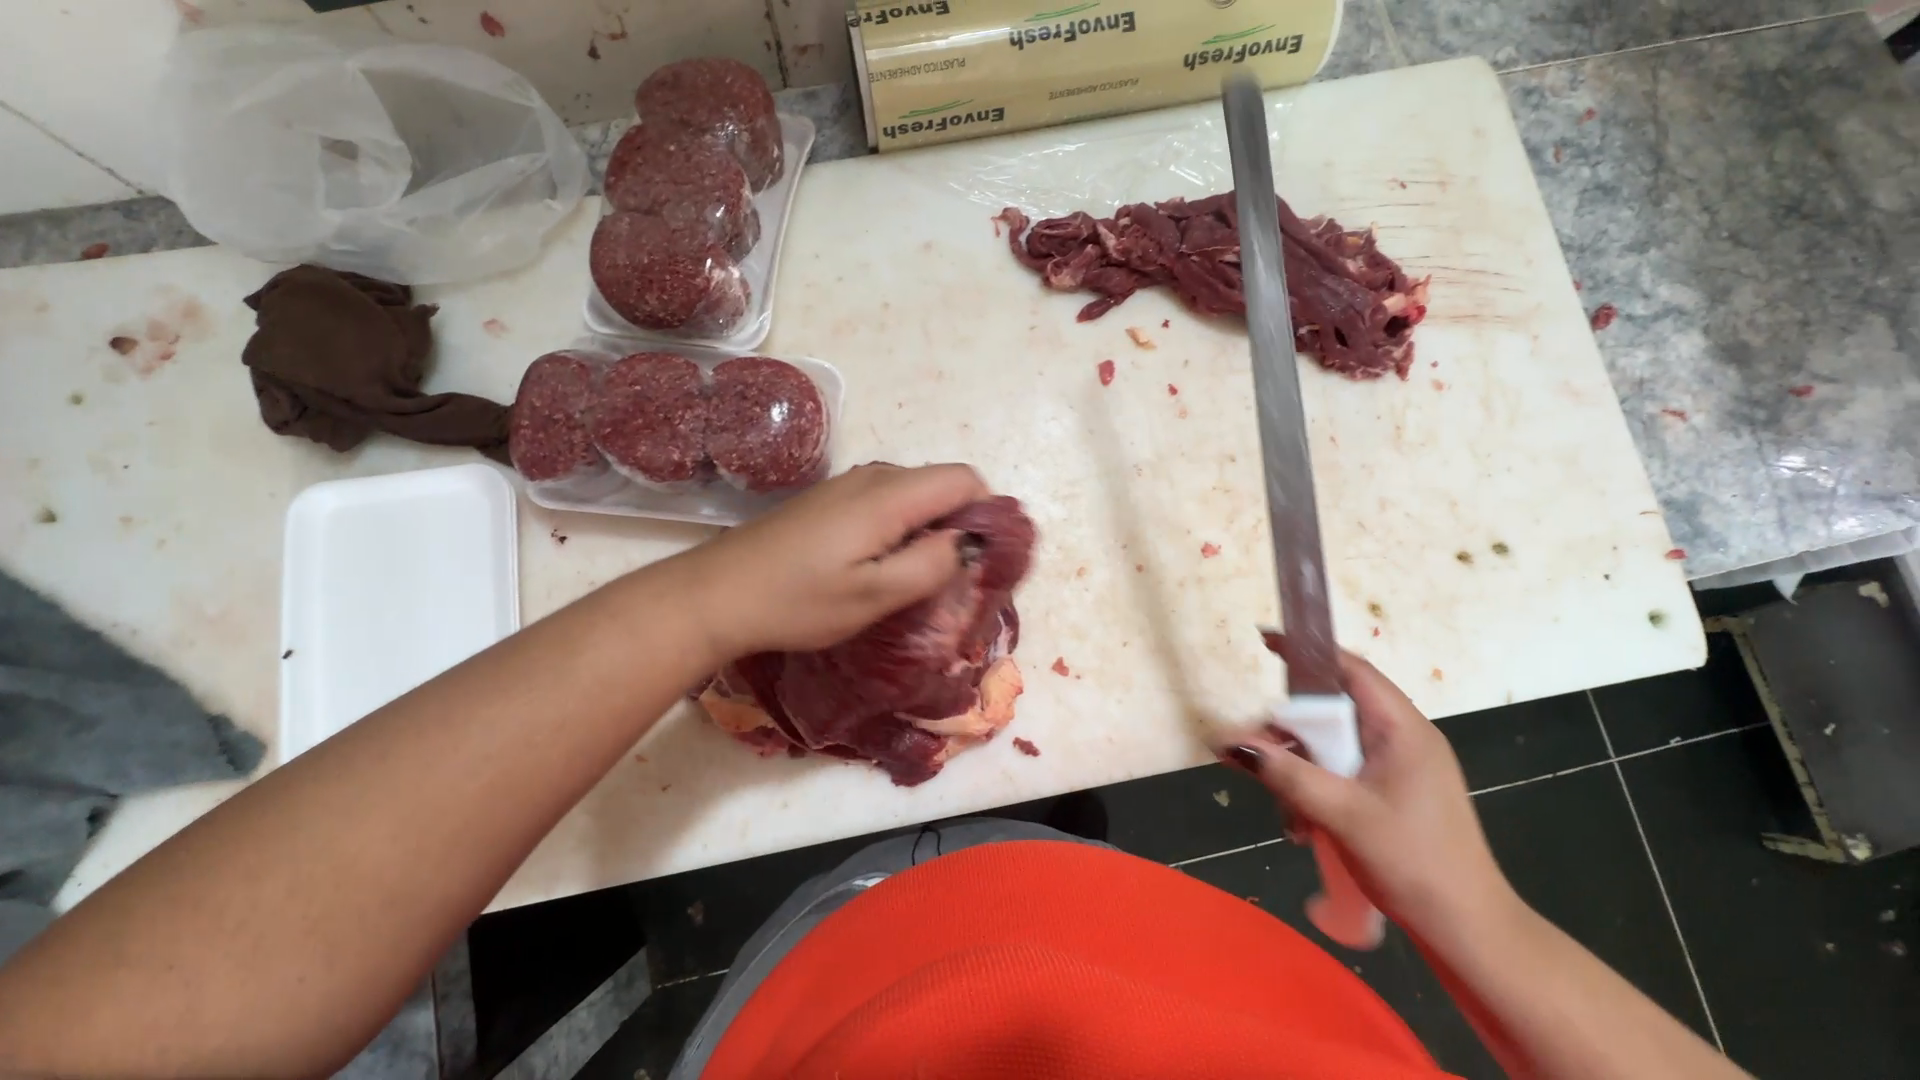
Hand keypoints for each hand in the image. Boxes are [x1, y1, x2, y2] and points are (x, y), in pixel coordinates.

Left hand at [677, 462, 990, 659]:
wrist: (716, 594)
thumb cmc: (797, 601)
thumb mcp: (873, 596)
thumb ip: (931, 565)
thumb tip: (966, 542)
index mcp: (889, 495)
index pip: (965, 479)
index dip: (984, 515)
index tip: (977, 561)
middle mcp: (872, 477)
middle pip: (941, 486)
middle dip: (956, 527)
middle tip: (944, 582)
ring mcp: (847, 486)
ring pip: (913, 497)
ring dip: (925, 533)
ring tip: (907, 582)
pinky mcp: (829, 502)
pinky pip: (885, 505)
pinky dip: (897, 532)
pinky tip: (871, 571)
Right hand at [1222, 635, 1520, 944]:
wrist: (1466, 930)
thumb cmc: (1412, 861)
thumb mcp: (1341, 813)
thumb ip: (1285, 774)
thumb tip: (1229, 741)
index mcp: (1403, 730)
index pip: (1351, 671)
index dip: (1307, 654)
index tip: (1264, 643)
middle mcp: (1403, 740)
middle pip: (1333, 711)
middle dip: (1290, 731)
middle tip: (1253, 754)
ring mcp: (1400, 770)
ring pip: (1333, 746)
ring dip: (1300, 769)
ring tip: (1284, 809)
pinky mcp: (1393, 796)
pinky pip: (1343, 773)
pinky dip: (1316, 789)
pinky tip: (1303, 825)